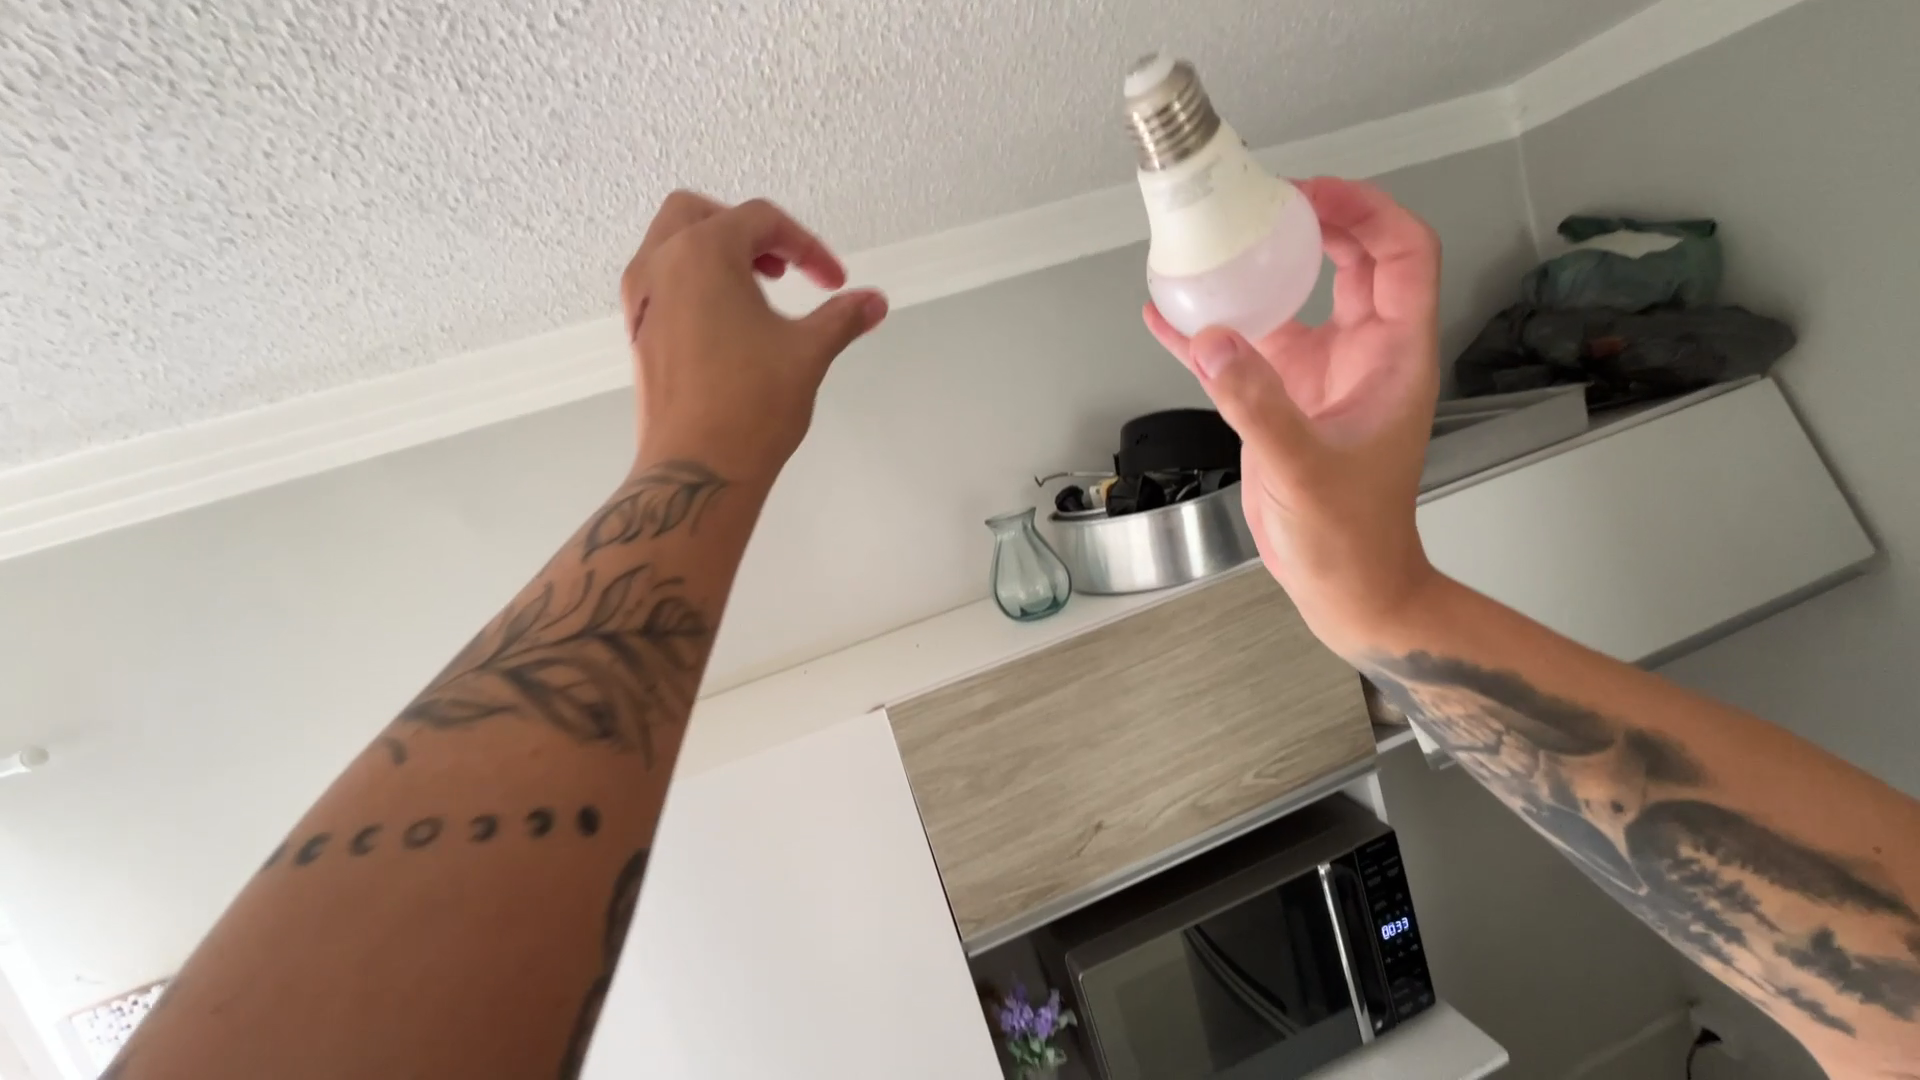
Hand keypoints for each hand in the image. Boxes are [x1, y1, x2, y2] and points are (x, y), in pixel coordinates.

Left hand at [620, 192, 887, 479]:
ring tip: (758, 293)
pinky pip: (662, 282)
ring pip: (671, 245)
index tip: (833, 281)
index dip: (807, 245)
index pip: (760, 220)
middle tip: (781, 266)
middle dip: (747, 231)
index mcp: (702, 253)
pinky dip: (694, 282)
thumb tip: (874, 303)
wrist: (696, 470)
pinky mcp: (638, 334)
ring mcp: (641, 300)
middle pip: (699, 213)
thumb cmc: (751, 405)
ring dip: (717, 254)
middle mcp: (660, 264)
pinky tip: (729, 325)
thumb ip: (842, 317)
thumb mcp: (808, 353)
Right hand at [1145, 177, 1443, 656]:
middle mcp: (1358, 355)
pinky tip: (1167, 320)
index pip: (1399, 255)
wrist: (1340, 579)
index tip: (1309, 196)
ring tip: (1212, 246)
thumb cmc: (1349, 532)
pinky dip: (1208, 336)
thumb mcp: (1304, 466)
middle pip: (1347, 263)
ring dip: (1255, 273)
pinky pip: (1242, 354)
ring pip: (1289, 303)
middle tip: (1260, 205)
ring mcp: (1316, 377)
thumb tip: (1211, 338)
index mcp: (1391, 355)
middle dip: (1310, 225)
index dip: (1364, 212)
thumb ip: (1257, 402)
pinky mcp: (1278, 403)